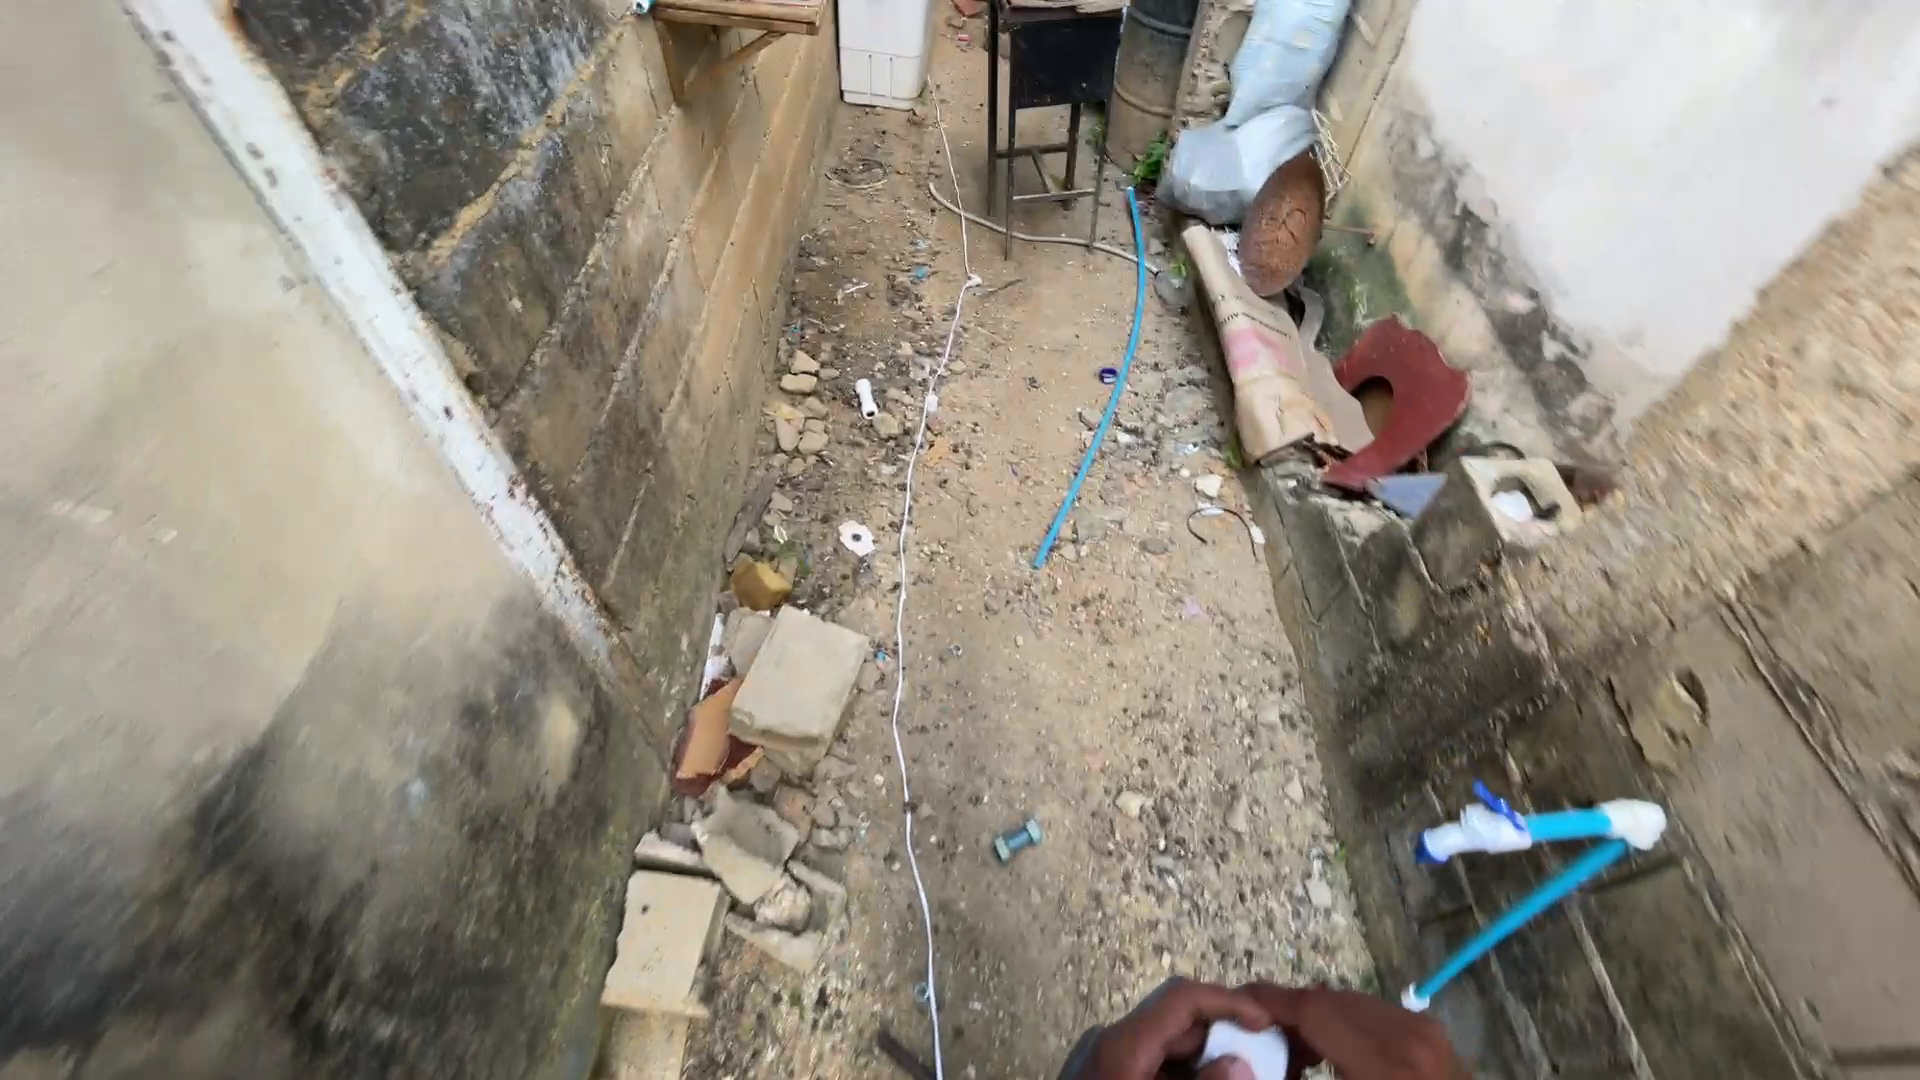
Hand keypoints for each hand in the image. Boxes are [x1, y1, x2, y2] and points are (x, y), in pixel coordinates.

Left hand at [1084, 978, 1271, 1079]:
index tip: (1264, 1021)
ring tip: (1245, 1073)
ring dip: (1206, 1060)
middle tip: (1265, 1059)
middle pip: (1177, 1023)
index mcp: (1124, 1043)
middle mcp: (1114, 1041)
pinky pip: (1154, 1069)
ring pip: (1168, 1048)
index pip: (1181, 999)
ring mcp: (1108, 1060)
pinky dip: (1184, 1076)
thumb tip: (1240, 1064)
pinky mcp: (1108, 1079)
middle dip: (1222, 1037)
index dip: (1226, 1001)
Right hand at [1242, 984, 1467, 1079]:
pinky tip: (1336, 1049)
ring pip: (1349, 1002)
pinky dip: (1346, 1023)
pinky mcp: (1432, 1033)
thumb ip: (1297, 1077)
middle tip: (1264, 1036)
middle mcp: (1407, 1034)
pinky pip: (1373, 1012)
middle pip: (1327, 1002)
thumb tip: (1256, 1059)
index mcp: (1384, 1064)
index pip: (1313, 1010)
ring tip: (1299, 1049)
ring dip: (1317, 1017)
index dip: (1270, 1002)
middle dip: (1290, 1014)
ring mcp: (1424, 1030)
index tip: (1237, 1001)